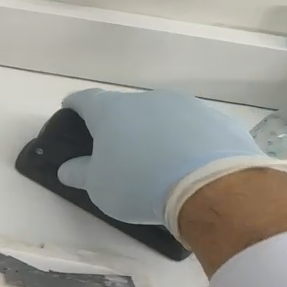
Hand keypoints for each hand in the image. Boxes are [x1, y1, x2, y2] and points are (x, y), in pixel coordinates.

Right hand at [57, 88, 286, 231]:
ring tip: (155, 160)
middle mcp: (148, 100)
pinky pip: (192, 128)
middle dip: (119, 124)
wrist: (212, 186)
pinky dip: (184, 141)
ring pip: (161, 116)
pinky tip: (186, 164)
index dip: (75, 104)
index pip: (86, 99)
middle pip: (126, 108)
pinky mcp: (219, 120)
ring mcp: (188, 106)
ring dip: (153, 132)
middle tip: (115, 149)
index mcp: (113, 111)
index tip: (70, 109)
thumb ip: (79, 172)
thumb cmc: (138, 183)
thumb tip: (68, 168)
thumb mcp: (97, 186)